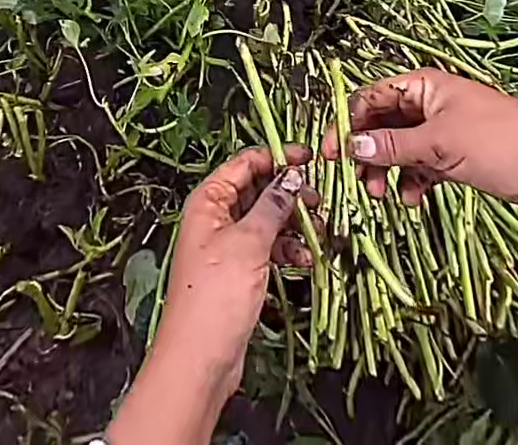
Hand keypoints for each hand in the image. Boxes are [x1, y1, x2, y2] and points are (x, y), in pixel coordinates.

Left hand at [106, 145, 316, 444]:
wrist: (199, 360)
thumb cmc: (216, 295)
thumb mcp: (249, 242)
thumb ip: (272, 205)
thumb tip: (291, 177)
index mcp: (209, 199)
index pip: (245, 163)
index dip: (276, 157)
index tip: (307, 158)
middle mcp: (215, 215)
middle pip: (256, 189)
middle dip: (287, 193)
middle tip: (316, 200)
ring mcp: (226, 243)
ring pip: (264, 218)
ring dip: (291, 223)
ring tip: (318, 231)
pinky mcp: (237, 268)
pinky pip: (265, 246)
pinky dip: (285, 248)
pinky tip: (303, 259)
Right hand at [320, 67, 517, 211]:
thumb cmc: (501, 142)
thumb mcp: (439, 144)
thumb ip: (392, 146)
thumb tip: (351, 145)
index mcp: (423, 86)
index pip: (370, 98)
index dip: (348, 122)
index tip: (330, 152)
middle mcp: (429, 103)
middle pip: (382, 123)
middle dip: (367, 150)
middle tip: (356, 178)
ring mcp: (443, 129)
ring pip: (399, 146)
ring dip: (387, 169)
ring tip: (382, 194)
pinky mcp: (456, 153)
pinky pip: (421, 164)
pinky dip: (412, 179)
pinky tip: (412, 197)